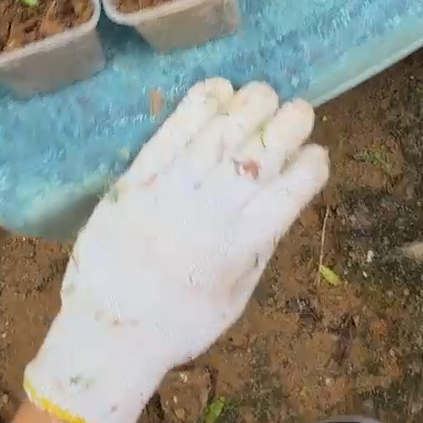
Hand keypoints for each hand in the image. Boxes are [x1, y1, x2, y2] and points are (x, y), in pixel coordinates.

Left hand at [23, 79, 329, 422]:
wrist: (107, 333)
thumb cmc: (180, 323)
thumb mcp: (238, 295)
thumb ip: (262, 245)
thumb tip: (285, 198)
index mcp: (244, 245)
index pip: (294, 189)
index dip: (312, 164)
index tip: (314, 155)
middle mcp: (214, 212)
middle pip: (261, 153)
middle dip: (289, 122)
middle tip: (298, 110)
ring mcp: (172, 191)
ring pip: (221, 134)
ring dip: (250, 105)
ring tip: (264, 93)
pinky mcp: (136, 179)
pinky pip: (171, 133)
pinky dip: (198, 105)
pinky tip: (219, 88)